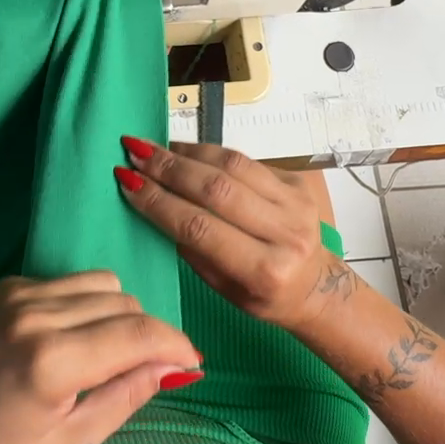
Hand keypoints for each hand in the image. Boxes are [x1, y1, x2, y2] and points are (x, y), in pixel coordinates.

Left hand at [0, 272, 200, 443]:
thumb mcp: (72, 443)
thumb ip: (127, 397)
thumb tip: (175, 365)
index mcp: (51, 361)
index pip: (138, 333)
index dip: (175, 344)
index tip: (192, 362)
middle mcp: (35, 314)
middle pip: (125, 302)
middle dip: (146, 334)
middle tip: (142, 370)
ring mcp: (18, 293)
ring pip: (103, 284)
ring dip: (118, 314)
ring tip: (100, 354)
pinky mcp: (7, 284)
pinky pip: (70, 282)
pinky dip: (85, 305)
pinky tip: (67, 338)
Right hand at [115, 138, 357, 330]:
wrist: (317, 287)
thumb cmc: (263, 296)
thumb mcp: (224, 290)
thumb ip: (193, 249)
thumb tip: (154, 204)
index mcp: (264, 270)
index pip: (200, 227)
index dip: (159, 203)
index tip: (127, 183)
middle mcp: (285, 233)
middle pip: (216, 190)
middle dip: (168, 169)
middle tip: (134, 154)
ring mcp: (295, 203)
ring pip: (232, 165)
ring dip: (186, 153)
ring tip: (152, 147)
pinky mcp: (297, 182)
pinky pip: (246, 160)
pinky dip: (209, 152)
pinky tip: (183, 150)